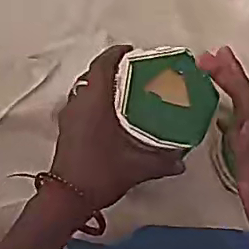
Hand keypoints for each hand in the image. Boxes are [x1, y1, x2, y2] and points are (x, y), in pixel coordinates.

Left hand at [49, 45, 185, 210]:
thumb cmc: (100, 172)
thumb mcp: (137, 167)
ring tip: (125, 92)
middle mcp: (79, 103)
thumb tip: (182, 161)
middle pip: (93, 74)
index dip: (116, 53)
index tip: (132, 51)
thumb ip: (162, 162)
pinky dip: (95, 100)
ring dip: (102, 85)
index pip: (102, 65)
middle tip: (135, 72)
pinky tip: (112, 115)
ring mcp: (69, 116)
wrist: (66, 197)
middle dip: (112, 68)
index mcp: (94, 102)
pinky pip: (81, 103)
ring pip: (85, 89)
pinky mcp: (66, 129)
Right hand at [199, 47, 248, 248]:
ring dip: (223, 92)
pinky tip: (215, 112)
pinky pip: (232, 132)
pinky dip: (223, 117)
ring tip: (205, 74)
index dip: (231, 73)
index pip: (247, 92)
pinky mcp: (243, 160)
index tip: (214, 54)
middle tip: (204, 57)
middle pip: (240, 97)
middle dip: (224, 76)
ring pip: (236, 111)